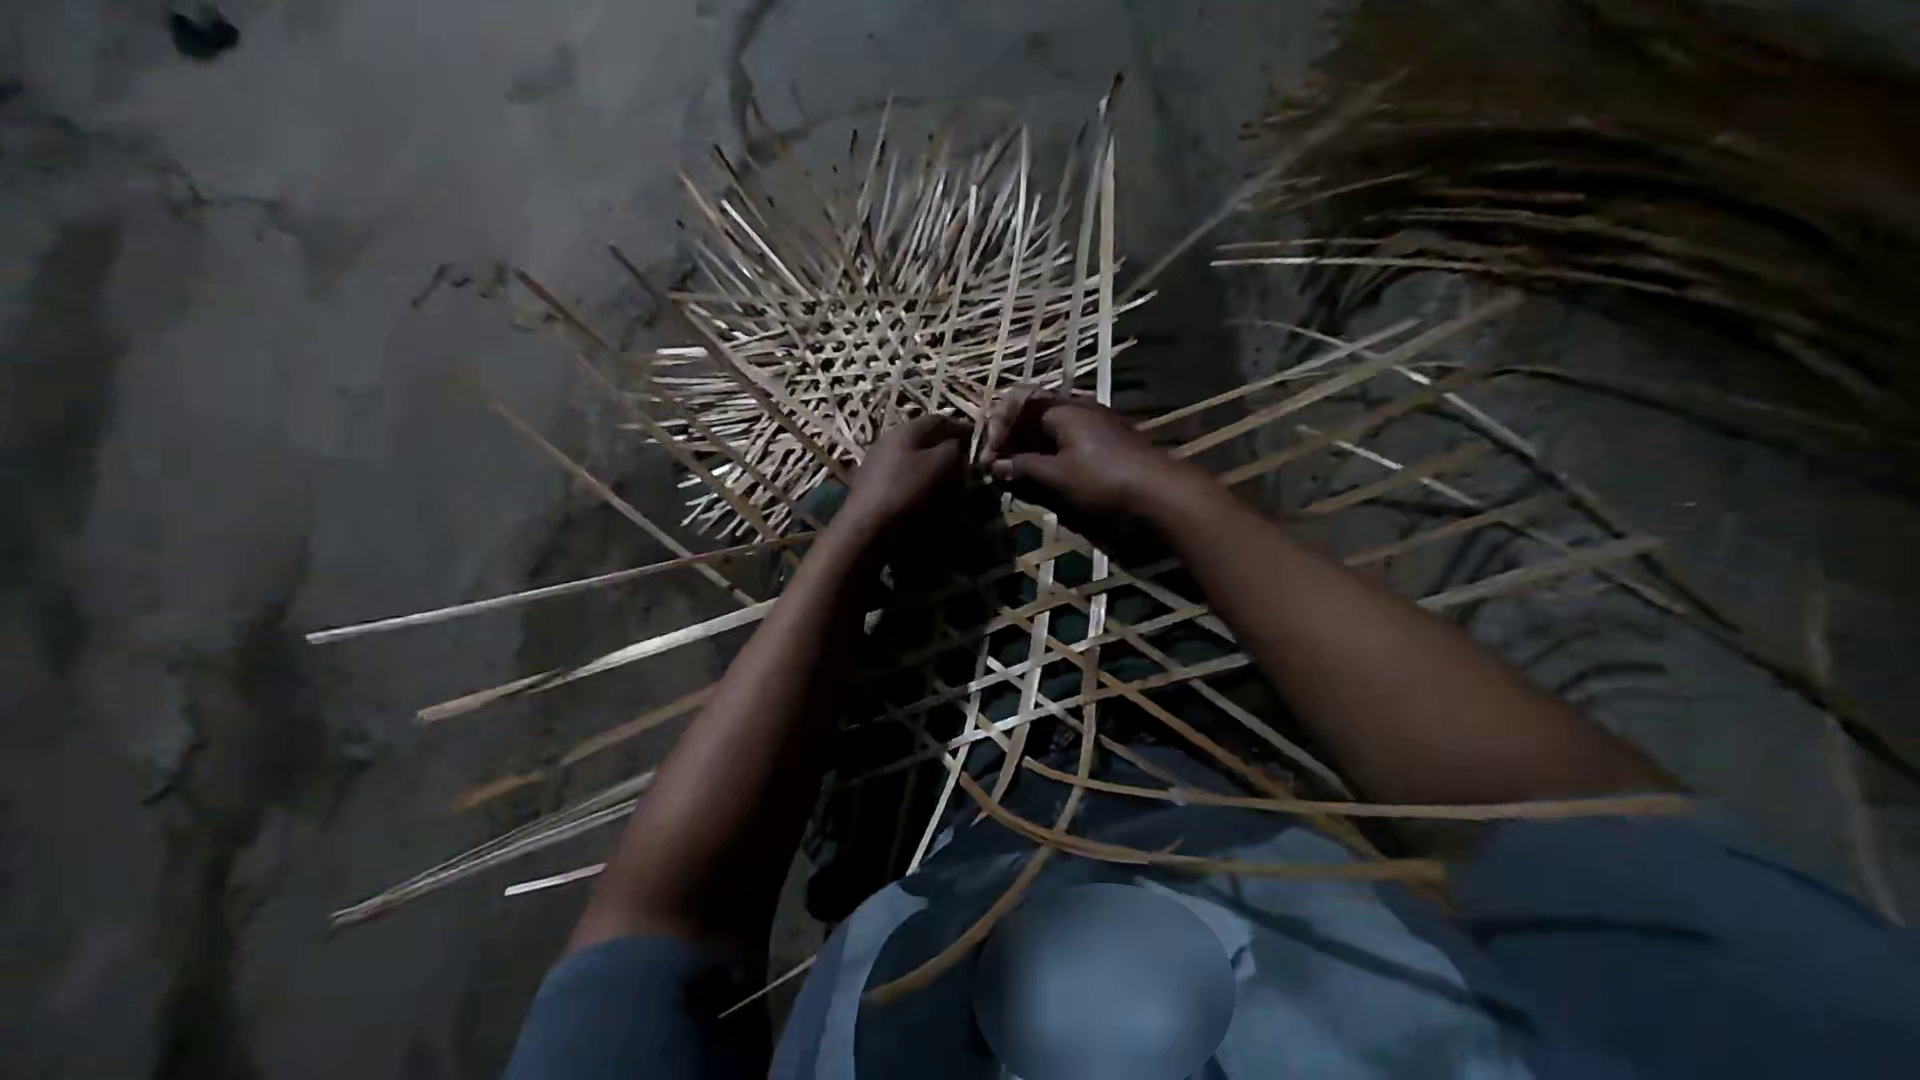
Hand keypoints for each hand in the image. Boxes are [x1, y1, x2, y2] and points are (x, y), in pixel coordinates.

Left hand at [836, 413, 969, 538]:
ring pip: (911, 459)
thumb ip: (954, 449)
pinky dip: (917, 482)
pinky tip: (925, 498)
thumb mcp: (942, 464)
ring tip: (947, 483)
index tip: (977, 440)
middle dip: (945, 448)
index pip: (939, 420)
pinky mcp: (871, 487)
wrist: (866, 528)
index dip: (961, 428)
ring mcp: (875, 464)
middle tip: (964, 463)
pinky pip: (901, 478)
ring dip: (931, 467)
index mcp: (904, 430)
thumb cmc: (907, 491)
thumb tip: (957, 446)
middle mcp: (886, 441)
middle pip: (923, 439)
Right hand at [982, 389, 1210, 517]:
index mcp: (1063, 408)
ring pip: (1050, 426)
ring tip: (1017, 471)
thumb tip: (994, 466)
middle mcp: (1078, 406)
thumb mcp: (1057, 474)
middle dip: (1011, 436)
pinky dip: (1049, 451)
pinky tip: (1045, 472)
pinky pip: (1067, 437)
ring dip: (1029, 445)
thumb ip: (1023, 467)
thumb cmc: (1102, 477)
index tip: (990, 455)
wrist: (1158, 489)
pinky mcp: (1105, 438)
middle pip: (1032, 412)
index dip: (998, 426)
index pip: (1017, 402)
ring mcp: (1094, 421)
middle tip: (998, 464)